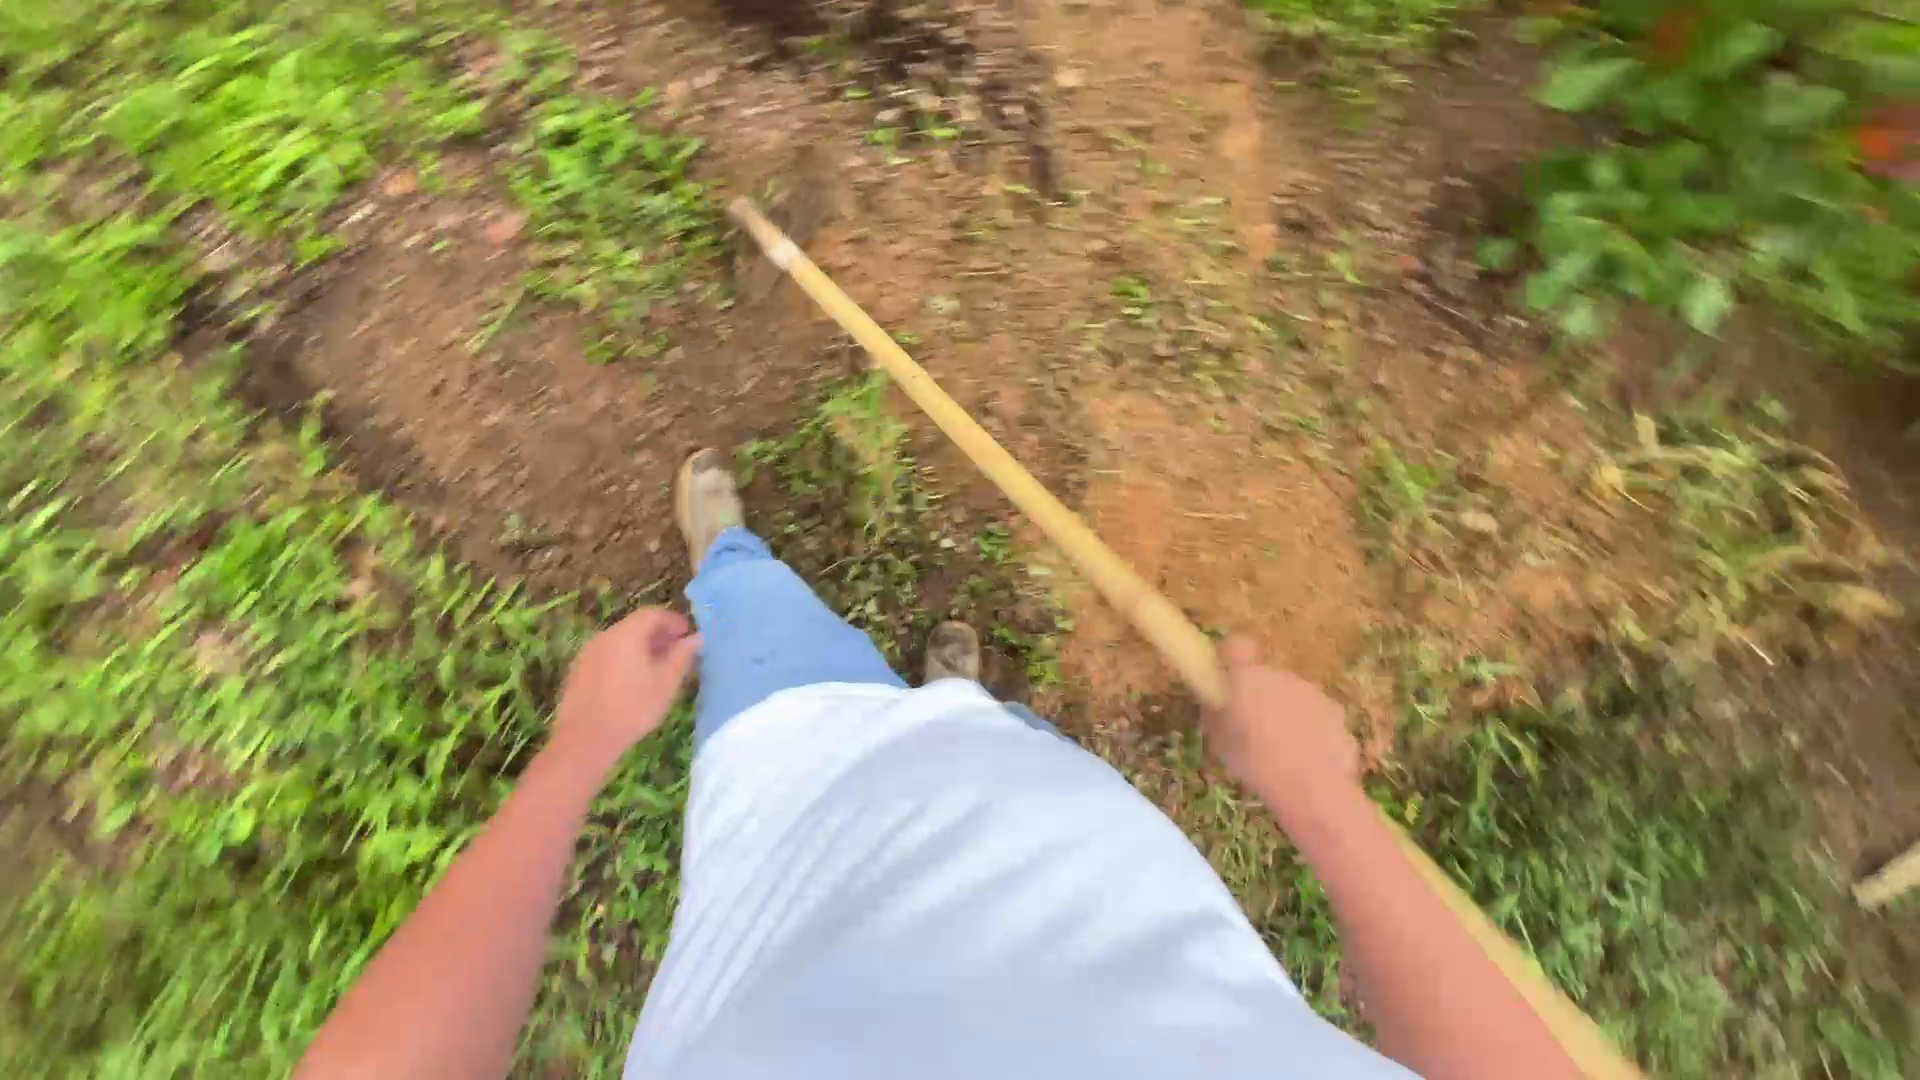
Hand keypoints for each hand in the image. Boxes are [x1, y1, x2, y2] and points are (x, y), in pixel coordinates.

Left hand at [550, 607, 700, 765]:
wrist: (585, 740)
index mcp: (626, 634)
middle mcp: (604, 637)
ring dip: (642, 648)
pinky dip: (625, 659)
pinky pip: (608, 655)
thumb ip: (682, 655)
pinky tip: (634, 682)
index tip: (688, 636)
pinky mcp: (578, 672)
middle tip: (677, 653)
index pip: (653, 614)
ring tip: (658, 669)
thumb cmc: (633, 708)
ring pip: (621, 641)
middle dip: (659, 635)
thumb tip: (695, 638)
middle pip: (635, 626)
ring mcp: (587, 654)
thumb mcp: (666, 682)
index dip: (674, 621)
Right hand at [1205, 639, 1361, 819]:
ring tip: (1281, 748)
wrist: (1313, 790)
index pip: (1234, 646)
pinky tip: (1306, 758)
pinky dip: (1309, 728)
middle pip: (1265, 676)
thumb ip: (1215, 713)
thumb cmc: (1255, 764)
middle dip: (1258, 694)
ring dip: (1284, 711)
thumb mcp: (1219, 742)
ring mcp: (1312, 692)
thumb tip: (1214, 702)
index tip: (1225, 675)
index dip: (1229, 657)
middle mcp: (1280, 676)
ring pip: (1291, 695)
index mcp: (1248, 678)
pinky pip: (1314, 713)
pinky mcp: (1336, 711)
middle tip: (1251, 726)